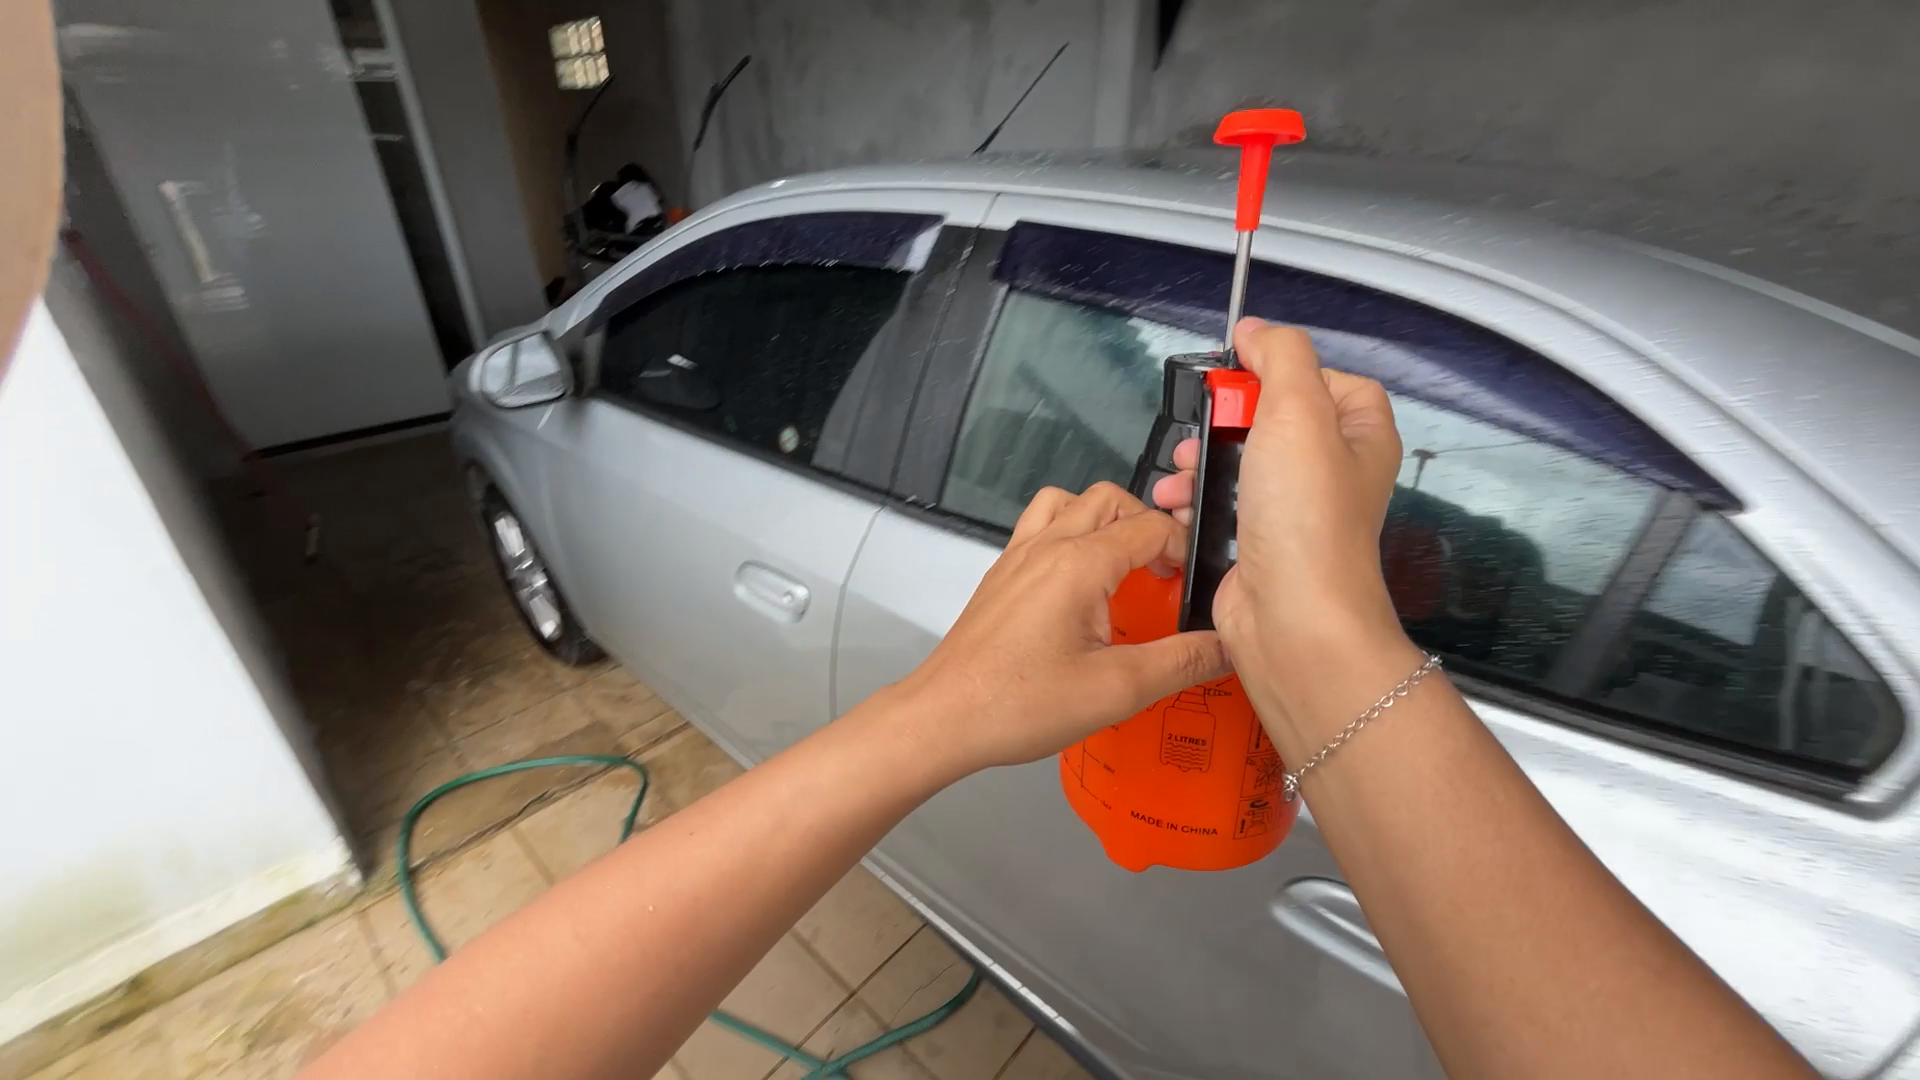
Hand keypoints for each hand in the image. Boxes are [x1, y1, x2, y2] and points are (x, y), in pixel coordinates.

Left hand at [890, 482, 1229, 774]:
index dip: (1182, 548)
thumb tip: (1228, 645)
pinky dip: (1066, 534)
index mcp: (1078, 563)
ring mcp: (1016, 556)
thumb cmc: (1022, 703)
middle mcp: (1045, 545)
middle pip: (1108, 499)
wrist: (945, 716)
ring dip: (1101, 520)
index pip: (1149, 526)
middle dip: (1145, 523)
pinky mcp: (1000, 575)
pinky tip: (1077, 585)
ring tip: (1119, 565)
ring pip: (1067, 503)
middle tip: (1161, 571)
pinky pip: (1038, 527)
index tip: (1191, 584)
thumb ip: (1181, 661)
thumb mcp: (1116, 689)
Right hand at [1151, 319, 1420, 756]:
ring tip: (1175, 477)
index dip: (1283, 373)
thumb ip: (1280, 358)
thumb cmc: (1304, 518)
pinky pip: (1218, 506)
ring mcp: (1289, 511)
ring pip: (1235, 465)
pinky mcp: (1253, 542)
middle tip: (1198, 432)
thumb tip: (1257, 330)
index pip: (1328, 381)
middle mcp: (1328, 473)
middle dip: (1221, 424)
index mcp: (1358, 436)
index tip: (1241, 378)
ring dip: (1195, 465)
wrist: (1288, 616)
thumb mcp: (1298, 412)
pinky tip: (1173, 508)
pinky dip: (1192, 503)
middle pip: (1269, 421)